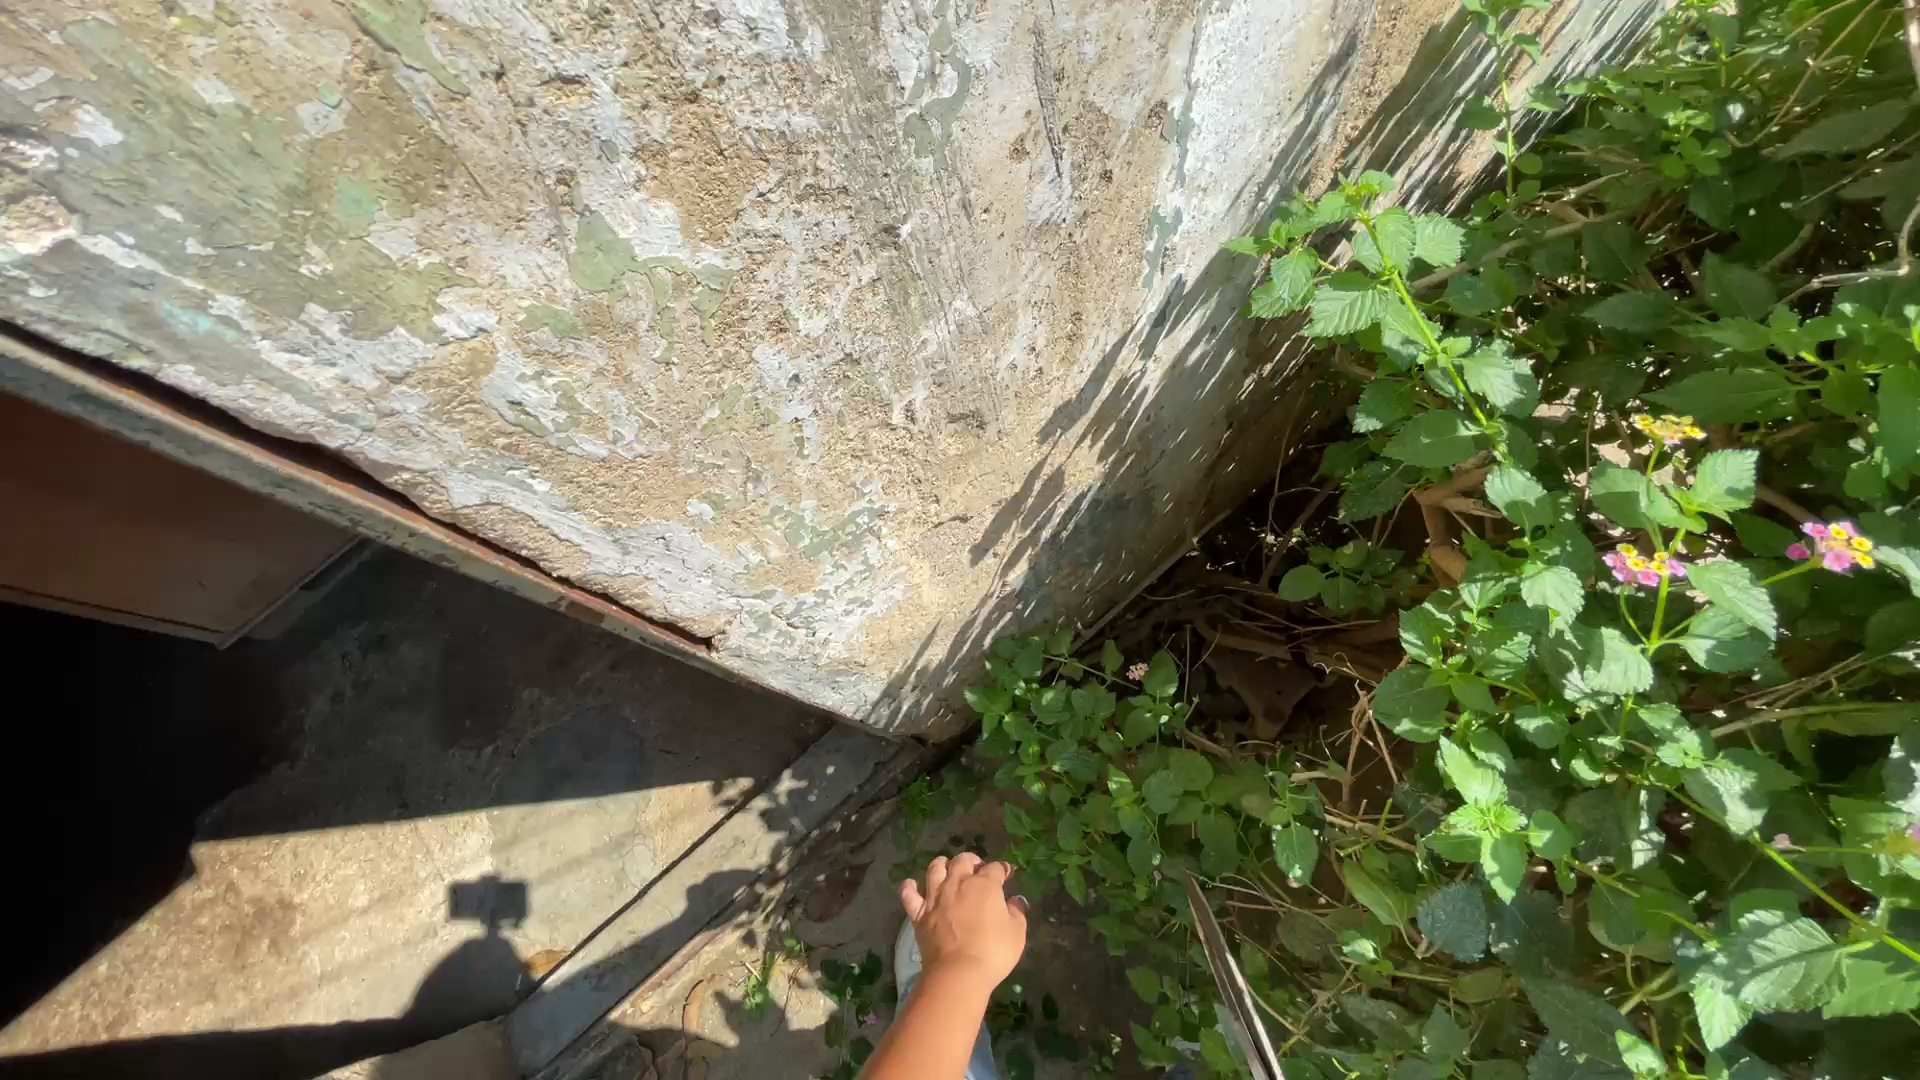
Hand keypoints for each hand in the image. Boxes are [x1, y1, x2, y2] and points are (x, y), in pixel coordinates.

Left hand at [899, 852, 1028, 991]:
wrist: (959, 973)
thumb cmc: (993, 952)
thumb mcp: (1016, 933)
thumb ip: (1017, 912)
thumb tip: (1016, 900)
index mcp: (984, 885)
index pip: (995, 868)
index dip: (1002, 869)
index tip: (1006, 873)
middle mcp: (958, 883)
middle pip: (962, 860)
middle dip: (971, 860)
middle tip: (976, 869)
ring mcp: (936, 897)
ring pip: (935, 869)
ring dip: (942, 865)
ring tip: (947, 869)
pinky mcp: (919, 914)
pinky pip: (909, 895)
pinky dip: (909, 888)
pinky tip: (911, 885)